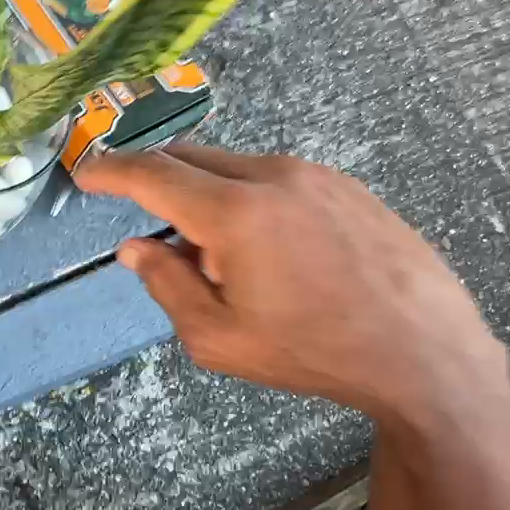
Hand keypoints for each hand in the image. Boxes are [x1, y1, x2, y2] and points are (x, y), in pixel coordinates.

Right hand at [78, 144, 509, 424]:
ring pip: (232, 168)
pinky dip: (244, 200)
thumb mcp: (216, 337)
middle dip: (155, 183)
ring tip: (220, 261)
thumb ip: (165, 284)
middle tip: (152, 231)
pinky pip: (273, 179)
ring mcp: (315, 175)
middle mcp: (273, 176)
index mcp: (234, 213)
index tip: (85, 175)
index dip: (110, 171)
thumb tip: (135, 247)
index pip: (152, 174)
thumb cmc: (311, 351)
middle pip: (189, 158)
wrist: (424, 351)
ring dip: (204, 198)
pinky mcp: (345, 186)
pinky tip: (266, 252)